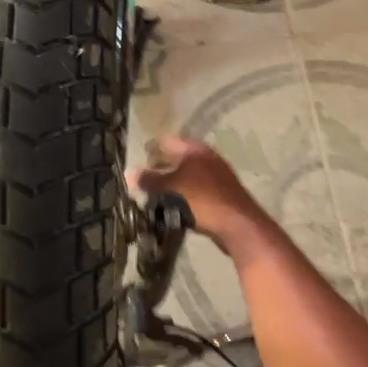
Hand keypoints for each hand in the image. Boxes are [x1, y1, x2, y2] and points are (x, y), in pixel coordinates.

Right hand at [127, 135, 267, 249]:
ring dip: (172, 184)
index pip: (168, 142)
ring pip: (188, 175)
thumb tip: (129, 172)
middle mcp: (208, 158)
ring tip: (156, 195)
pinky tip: (175, 207)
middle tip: (144, 179)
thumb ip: (150, 180)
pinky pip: (197, 190)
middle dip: (161, 168)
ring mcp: (217, 176)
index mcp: (195, 150)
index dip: (152, 148)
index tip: (138, 158)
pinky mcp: (222, 194)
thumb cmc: (202, 199)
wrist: (238, 224)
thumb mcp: (171, 189)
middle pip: (178, 158)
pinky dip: (184, 195)